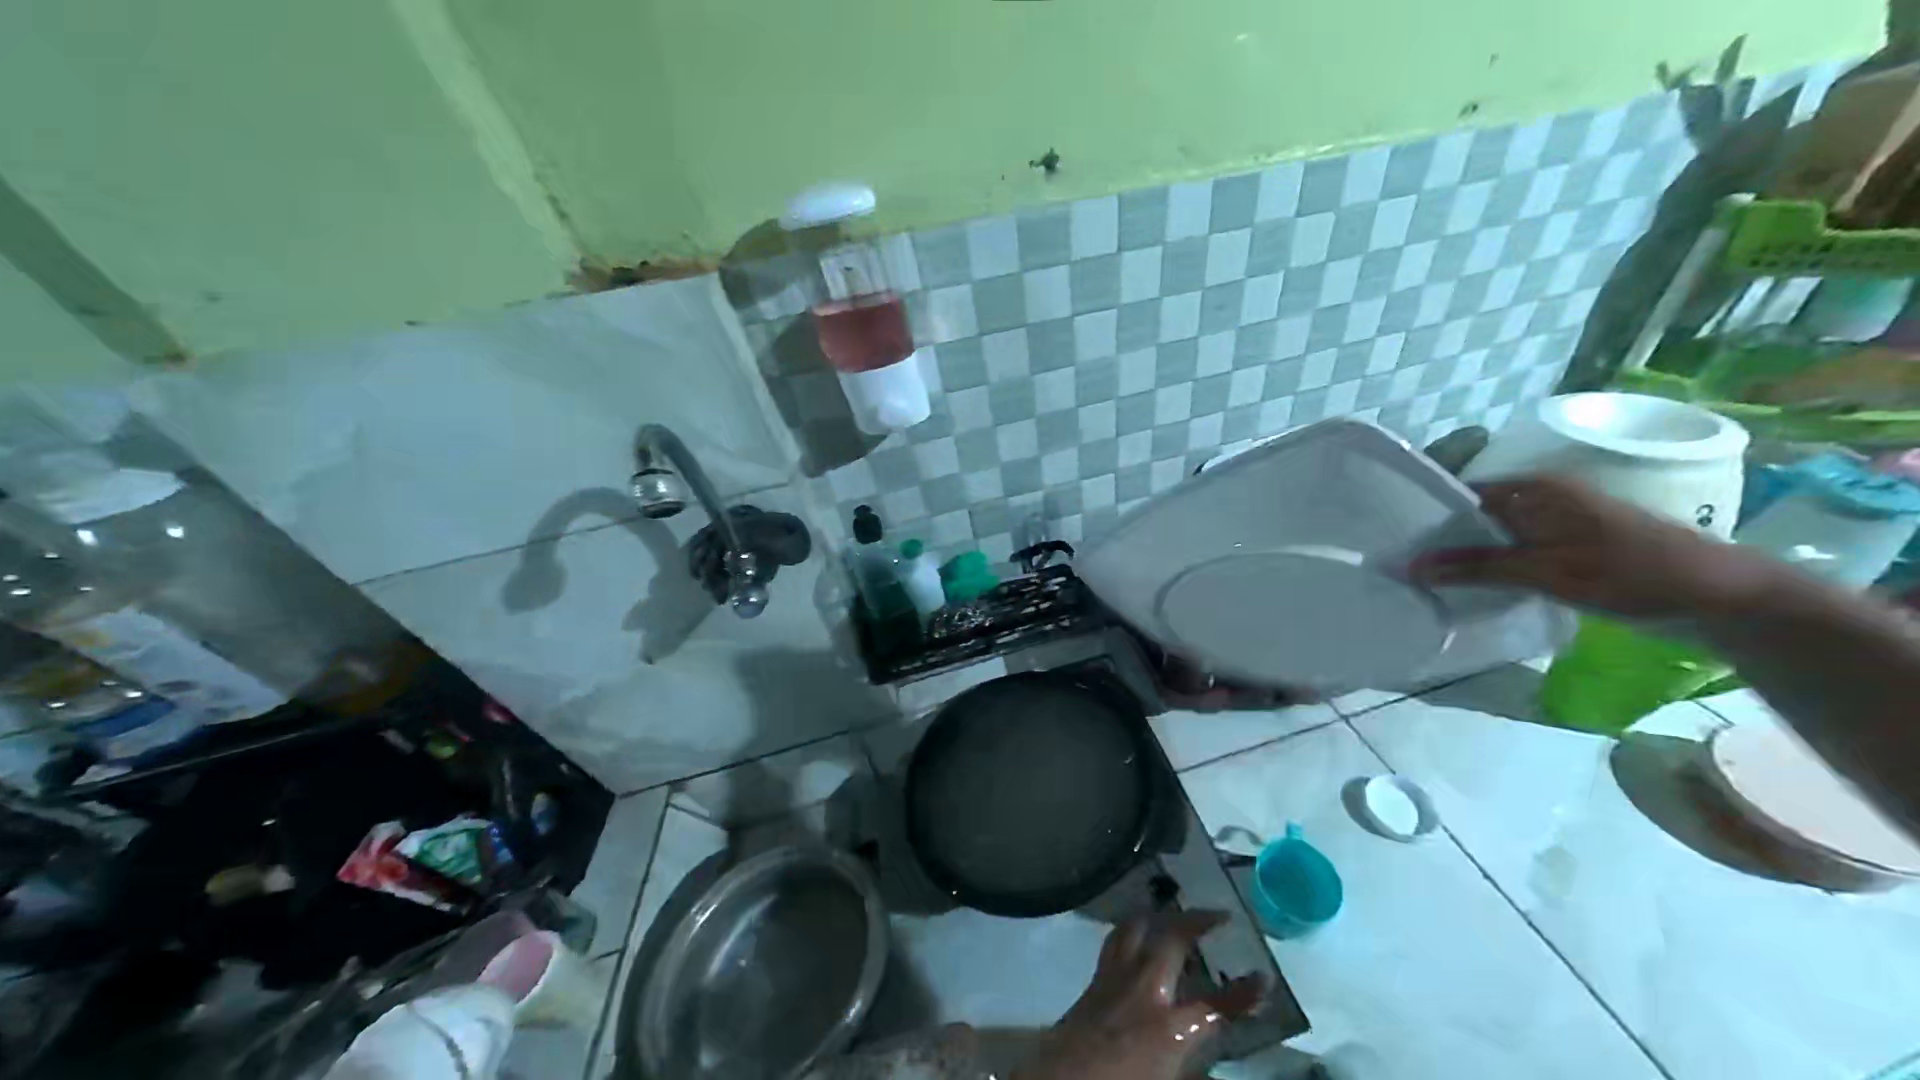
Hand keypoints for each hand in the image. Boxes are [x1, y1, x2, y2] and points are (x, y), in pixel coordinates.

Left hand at [1013, 912, 1262, 1079]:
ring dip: (1158, 917)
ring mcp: (1112, 977)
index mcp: (1167, 1027)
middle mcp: (1141, 989)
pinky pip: (1115, 942)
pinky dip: (1131, 931)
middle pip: (1172, 939)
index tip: (1264, 979)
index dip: (1243, 994)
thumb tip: (1202, 1031)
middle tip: (1216, 916)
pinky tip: (1136, 936)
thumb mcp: (1167, 1074)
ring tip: (1174, 915)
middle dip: (1197, 922)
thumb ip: (1190, 1057)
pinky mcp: (1093, 980)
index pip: (1215, 1005)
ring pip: (1136, 928)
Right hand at [1411, 476, 1778, 620]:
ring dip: (1465, 557)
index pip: (1460, 495)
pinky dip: (1491, 566)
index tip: (1392, 544)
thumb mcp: (1547, 572)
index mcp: (1534, 489)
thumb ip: (1477, 567)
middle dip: (1440, 540)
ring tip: (1426, 579)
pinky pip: (1513, 550)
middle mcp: (1541, 496)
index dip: (1425, 518)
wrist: (1721, 598)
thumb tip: (1409, 565)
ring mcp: (1556, 521)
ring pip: (1492, 535)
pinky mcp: (1567, 544)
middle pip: (1473, 515)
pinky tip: (1472, 586)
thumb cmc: (1631, 575)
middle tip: (1402, 566)